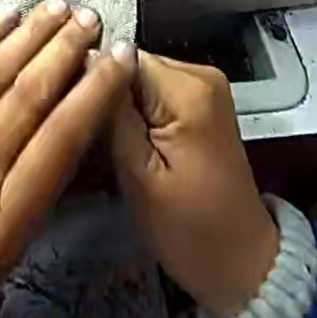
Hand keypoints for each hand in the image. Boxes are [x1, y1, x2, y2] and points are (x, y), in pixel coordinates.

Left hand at [0, 0, 135, 317]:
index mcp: (2, 219)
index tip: (122, 55)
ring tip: (59, 8)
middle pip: (28, 95)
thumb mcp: (13, 248)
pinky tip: (6, 16)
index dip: (98, 87)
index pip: (63, 135)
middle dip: (66, 49)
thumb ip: (48, 178)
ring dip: (30, 34)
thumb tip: (82, 111)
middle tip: (90, 18)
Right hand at [110, 52, 279, 316]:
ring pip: (144, 76)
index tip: (77, 112)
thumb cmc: (188, 228)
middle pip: (136, 64)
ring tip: (115, 145)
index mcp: (188, 89)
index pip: (124, 58)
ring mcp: (208, 84)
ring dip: (126, 105)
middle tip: (97, 139)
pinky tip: (136, 143)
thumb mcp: (138, 177)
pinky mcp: (205, 99)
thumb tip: (92, 61)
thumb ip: (114, 115)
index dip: (96, 80)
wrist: (240, 258)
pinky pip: (160, 90)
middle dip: (112, 95)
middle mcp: (202, 74)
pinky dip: (143, 111)